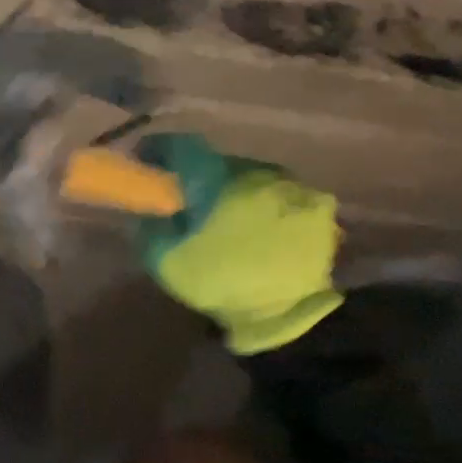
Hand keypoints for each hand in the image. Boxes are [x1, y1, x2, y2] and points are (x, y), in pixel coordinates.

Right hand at [134, 133, 342, 355]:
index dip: (157, 151)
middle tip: (180, 197)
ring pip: (250, 178)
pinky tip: (249, 230)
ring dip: (229, 190)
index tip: (143, 162)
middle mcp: (261, 175)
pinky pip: (276, 197)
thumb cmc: (220, 281)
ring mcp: (295, 191)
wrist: (291, 315)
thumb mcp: (163, 257)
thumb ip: (151, 222)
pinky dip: (257, 206)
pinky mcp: (318, 212)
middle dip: (195, 174)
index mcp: (221, 181)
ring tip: (219, 216)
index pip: (182, 147)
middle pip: (218, 161)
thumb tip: (149, 204)